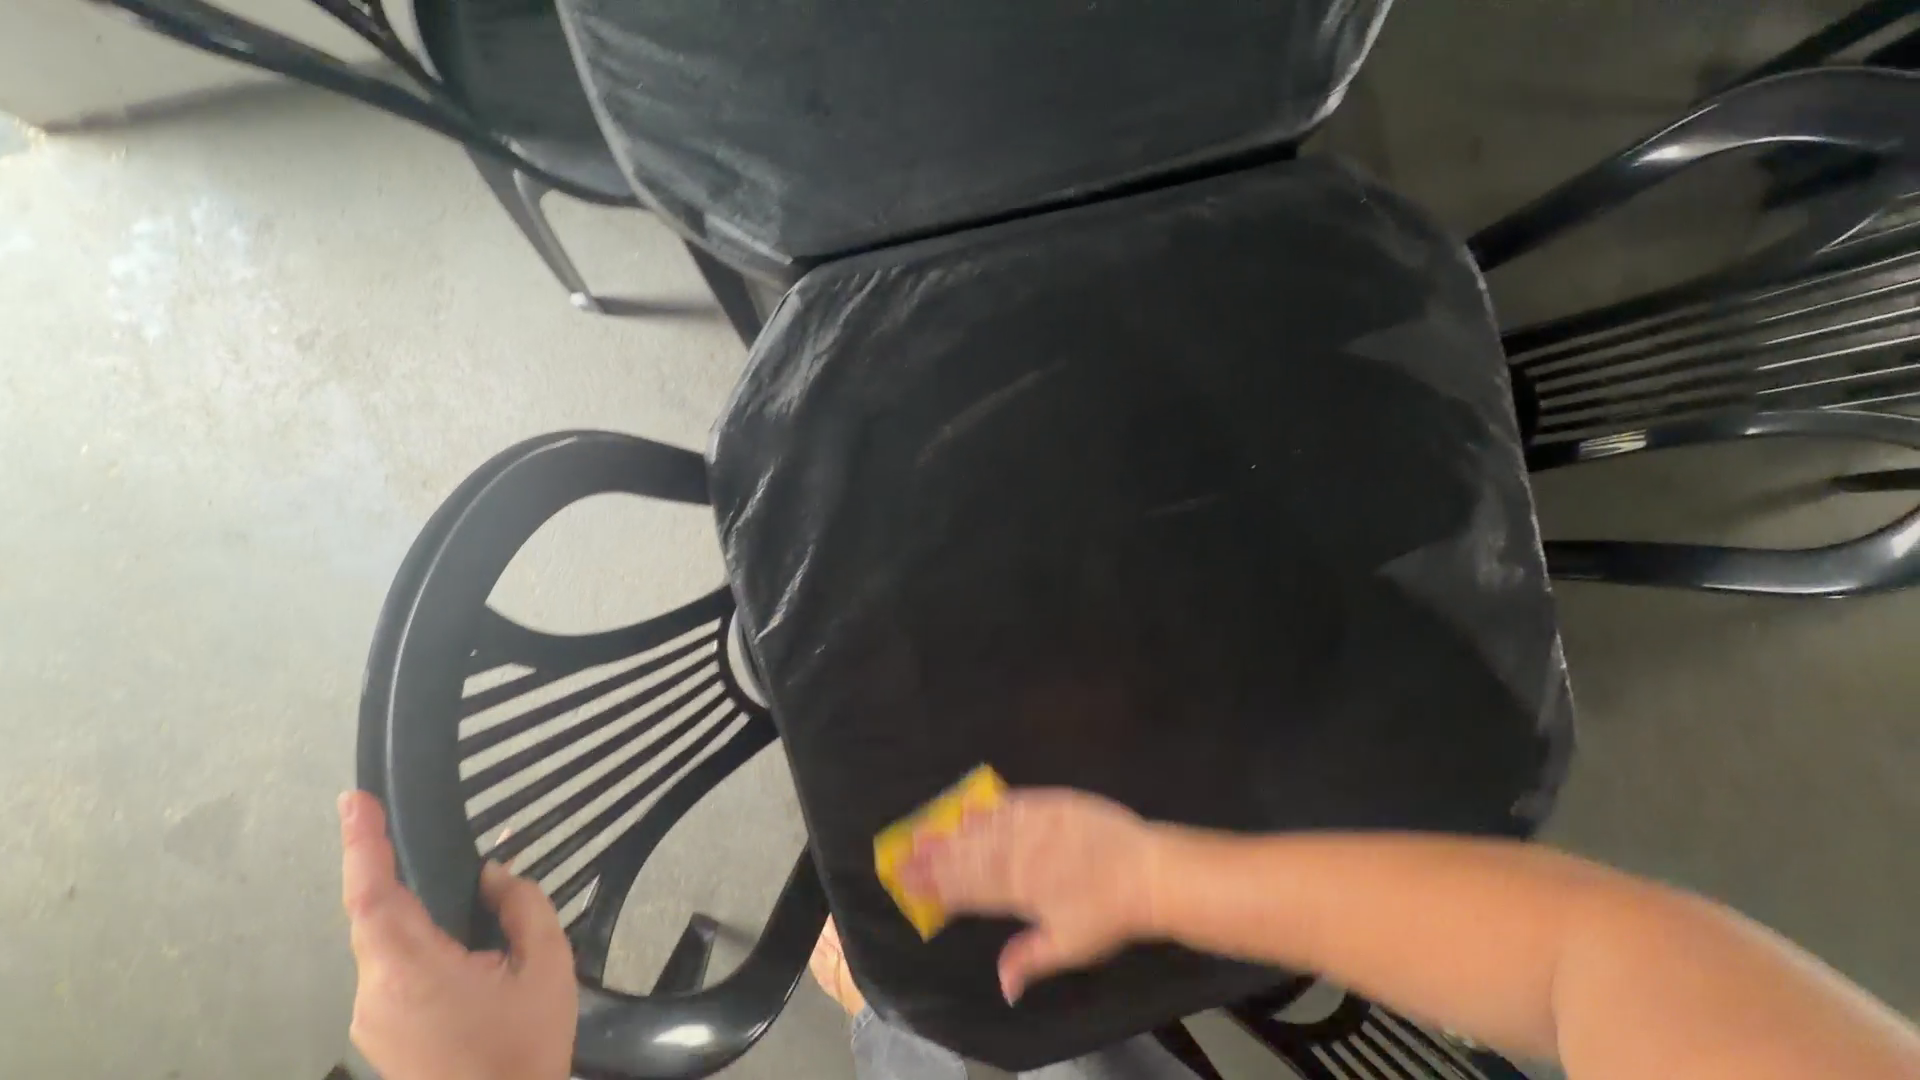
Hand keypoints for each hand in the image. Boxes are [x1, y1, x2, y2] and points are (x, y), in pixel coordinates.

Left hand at [338, 791, 576, 1079]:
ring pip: (389, 941)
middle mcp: (376, 992)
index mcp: (411, 971)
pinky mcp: (383, 1030)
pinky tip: (466, 943)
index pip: (373, 896)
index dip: (362, 845)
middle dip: (397, 870)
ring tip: (473, 899)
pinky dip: (423, 940)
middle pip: (378, 914)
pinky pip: (396, 966)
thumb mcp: (546, 965)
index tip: (354, 800)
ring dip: (420, 910)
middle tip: (418, 829)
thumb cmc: (524, 1045)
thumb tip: (493, 875)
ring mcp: (373, 1015)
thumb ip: (521, 906)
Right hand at [902, 788, 1160, 1002]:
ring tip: (924, 830)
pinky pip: (1012, 804)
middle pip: (969, 856)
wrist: (1148, 872)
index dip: (938, 887)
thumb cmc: (1108, 914)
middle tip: (903, 854)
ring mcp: (1036, 826)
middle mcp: (1022, 855)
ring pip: (984, 829)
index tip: (909, 883)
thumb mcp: (1070, 945)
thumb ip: (1030, 958)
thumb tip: (1001, 985)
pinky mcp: (1052, 804)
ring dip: (952, 832)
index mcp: (1021, 891)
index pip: (969, 889)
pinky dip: (988, 808)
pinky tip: (969, 807)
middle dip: (934, 857)